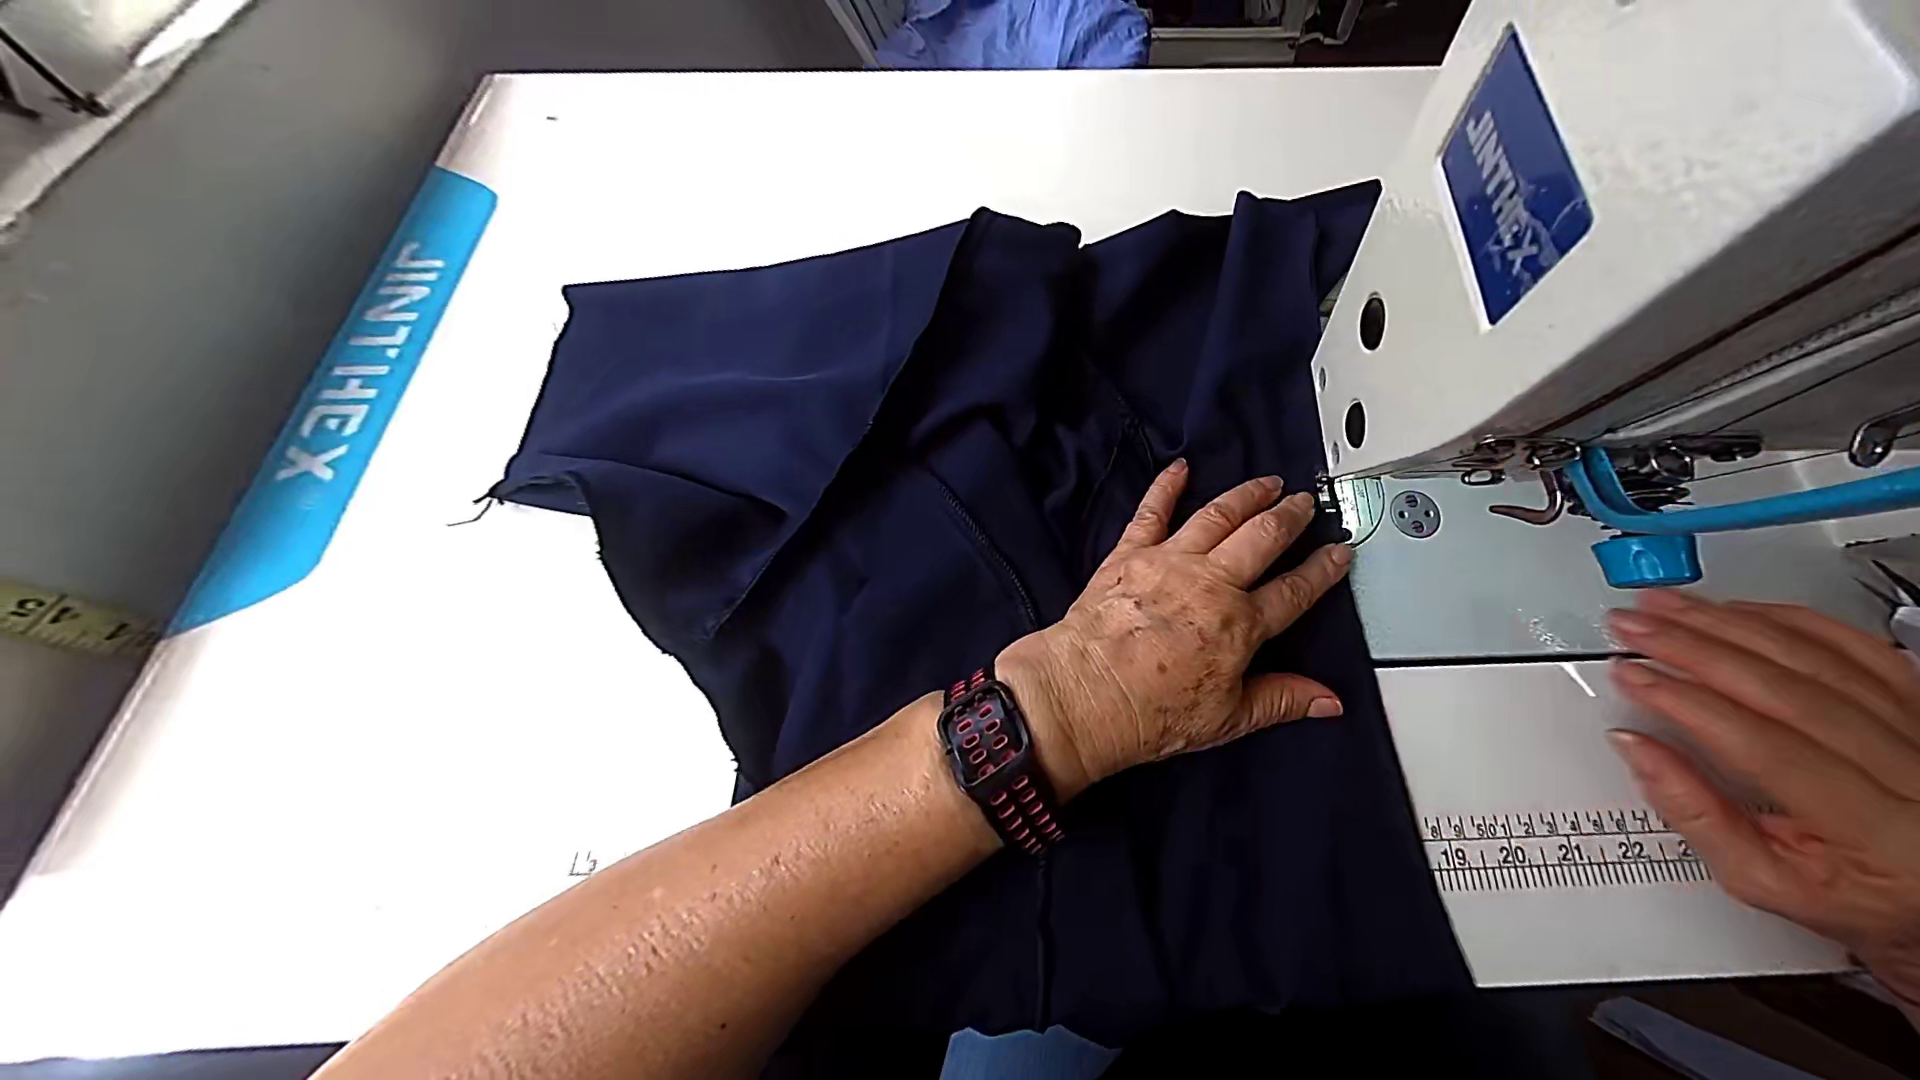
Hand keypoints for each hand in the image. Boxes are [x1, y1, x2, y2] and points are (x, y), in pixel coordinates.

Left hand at [995, 460, 1353, 801]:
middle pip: (1262, 538)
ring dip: (1245, 496)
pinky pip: (1151, 512)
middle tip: (1304, 504)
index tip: (1338, 552)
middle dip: (1289, 517)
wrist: (1085, 694)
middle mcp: (1210, 584)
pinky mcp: (1129, 555)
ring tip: (1265, 483)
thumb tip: (1327, 700)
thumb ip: (1282, 699)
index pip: (1295, 590)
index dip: (1322, 570)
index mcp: (1240, 624)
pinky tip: (1179, 469)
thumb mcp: (1228, 718)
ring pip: (1218, 516)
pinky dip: (1165, 487)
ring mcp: (1169, 563)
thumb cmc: (1149, 710)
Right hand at [1605, 590, 1919, 1007]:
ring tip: (1664, 605)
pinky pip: (1863, 649)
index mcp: (1880, 833)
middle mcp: (1918, 777)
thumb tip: (1632, 745)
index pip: (1767, 746)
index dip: (1687, 702)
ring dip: (1727, 622)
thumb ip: (1691, 813)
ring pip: (1821, 659)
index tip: (1629, 673)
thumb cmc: (1854, 895)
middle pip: (1791, 690)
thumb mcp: (1762, 880)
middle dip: (1692, 647)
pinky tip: (1737, 609)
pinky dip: (1791, 620)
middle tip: (1630, 625)